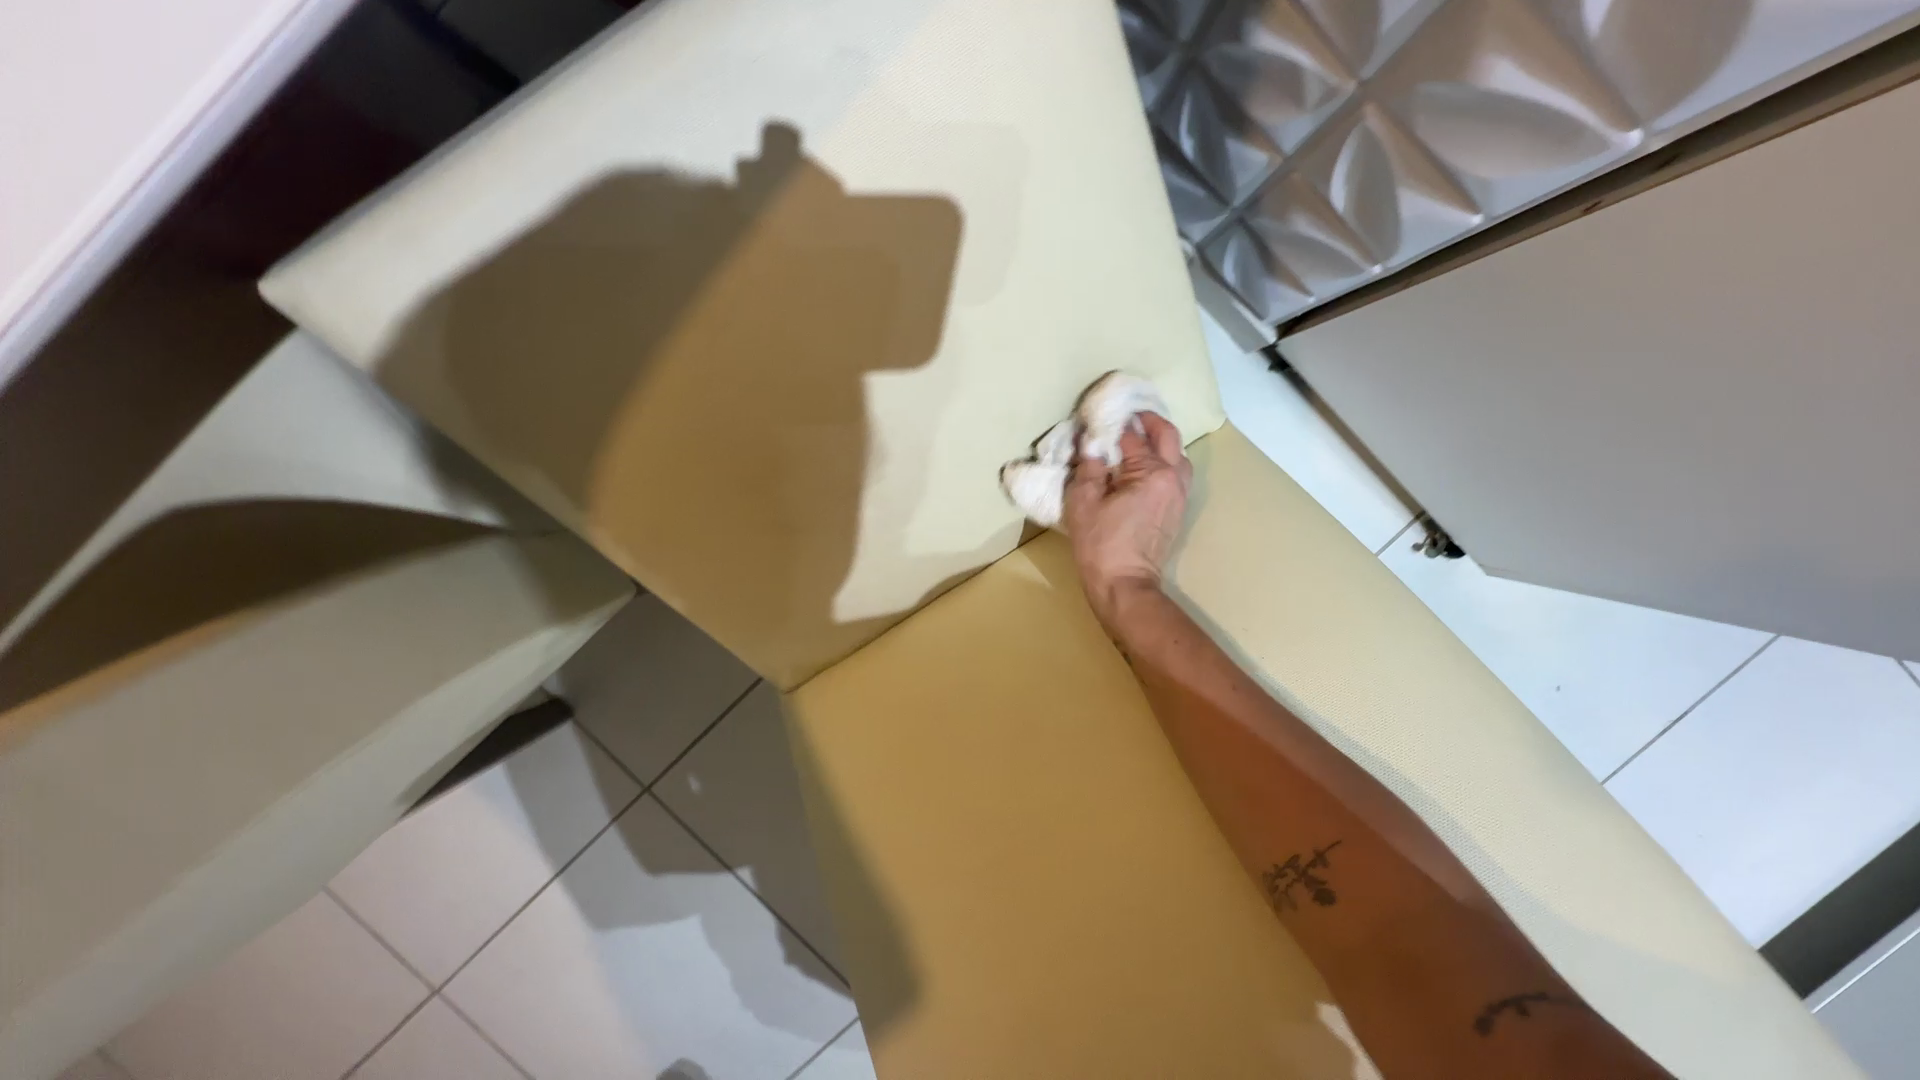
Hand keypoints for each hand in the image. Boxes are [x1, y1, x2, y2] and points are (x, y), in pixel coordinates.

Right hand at [1063, 410, 1191, 631]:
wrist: (1124, 584)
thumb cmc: (1100, 544)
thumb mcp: (1083, 502)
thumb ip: (1088, 467)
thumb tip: (1089, 442)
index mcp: (1152, 472)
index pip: (1132, 437)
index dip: (1112, 425)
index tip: (1097, 418)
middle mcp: (1173, 478)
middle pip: (1168, 437)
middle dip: (1148, 422)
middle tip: (1128, 416)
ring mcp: (1179, 496)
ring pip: (1178, 456)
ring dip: (1161, 443)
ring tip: (1138, 441)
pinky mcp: (1176, 510)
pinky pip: (1176, 475)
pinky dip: (1163, 463)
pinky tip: (1143, 467)